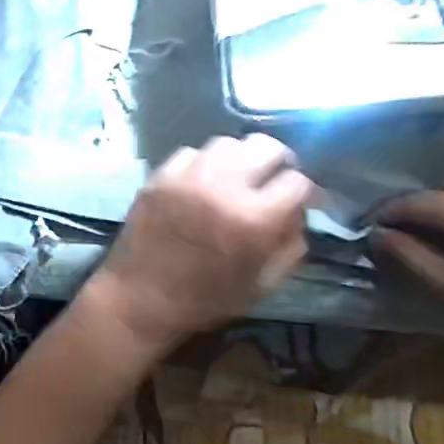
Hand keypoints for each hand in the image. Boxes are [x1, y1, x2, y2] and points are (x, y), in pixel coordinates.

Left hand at [87, 135, 312, 354]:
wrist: (139, 298)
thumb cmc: (205, 299)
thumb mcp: (263, 283)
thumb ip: (291, 244)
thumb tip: (299, 211)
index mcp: (254, 219)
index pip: (297, 181)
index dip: (304, 192)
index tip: (298, 200)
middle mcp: (222, 188)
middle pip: (265, 146)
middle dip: (277, 162)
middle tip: (272, 179)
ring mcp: (186, 178)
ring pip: (227, 143)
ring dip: (239, 158)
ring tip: (236, 178)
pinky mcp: (158, 177)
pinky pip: (190, 153)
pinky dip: (203, 164)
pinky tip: (201, 184)